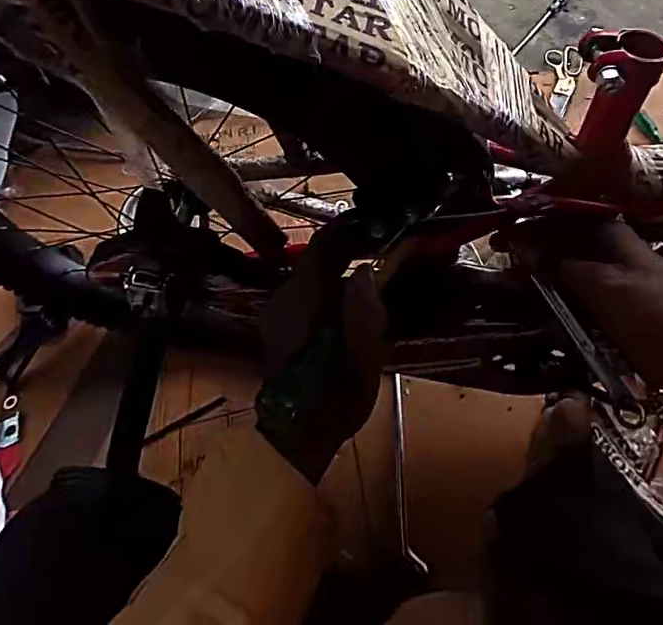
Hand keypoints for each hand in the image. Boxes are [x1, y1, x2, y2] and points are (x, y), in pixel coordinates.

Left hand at [254, 250, 386, 483]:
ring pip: (313, 271)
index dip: (352, 231)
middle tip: (384, 247)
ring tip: (375, 270)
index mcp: (301, 302)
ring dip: (341, 265)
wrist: (294, 437)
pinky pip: (308, 289)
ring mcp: (278, 308)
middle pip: (318, 255)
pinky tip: (351, 299)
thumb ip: (364, 315)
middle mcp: (283, 297)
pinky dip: (331, 283)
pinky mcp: (280, 321)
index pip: (324, 247)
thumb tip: (366, 272)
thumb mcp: (361, 364)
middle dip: (351, 247)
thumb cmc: (332, 403)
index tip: (379, 227)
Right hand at [511, 216, 662, 419]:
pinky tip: (531, 296)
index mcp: (614, 234)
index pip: (564, 211)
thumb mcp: (604, 287)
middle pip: (560, 236)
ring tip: (508, 275)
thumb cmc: (658, 320)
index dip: (532, 215)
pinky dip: (549, 290)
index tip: (501, 225)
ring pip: (562, 263)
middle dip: (529, 241)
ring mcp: (609, 279)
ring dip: (536, 267)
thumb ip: (559, 262)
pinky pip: (569, 289)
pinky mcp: (607, 306)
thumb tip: (519, 242)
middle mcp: (609, 250)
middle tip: (499, 252)